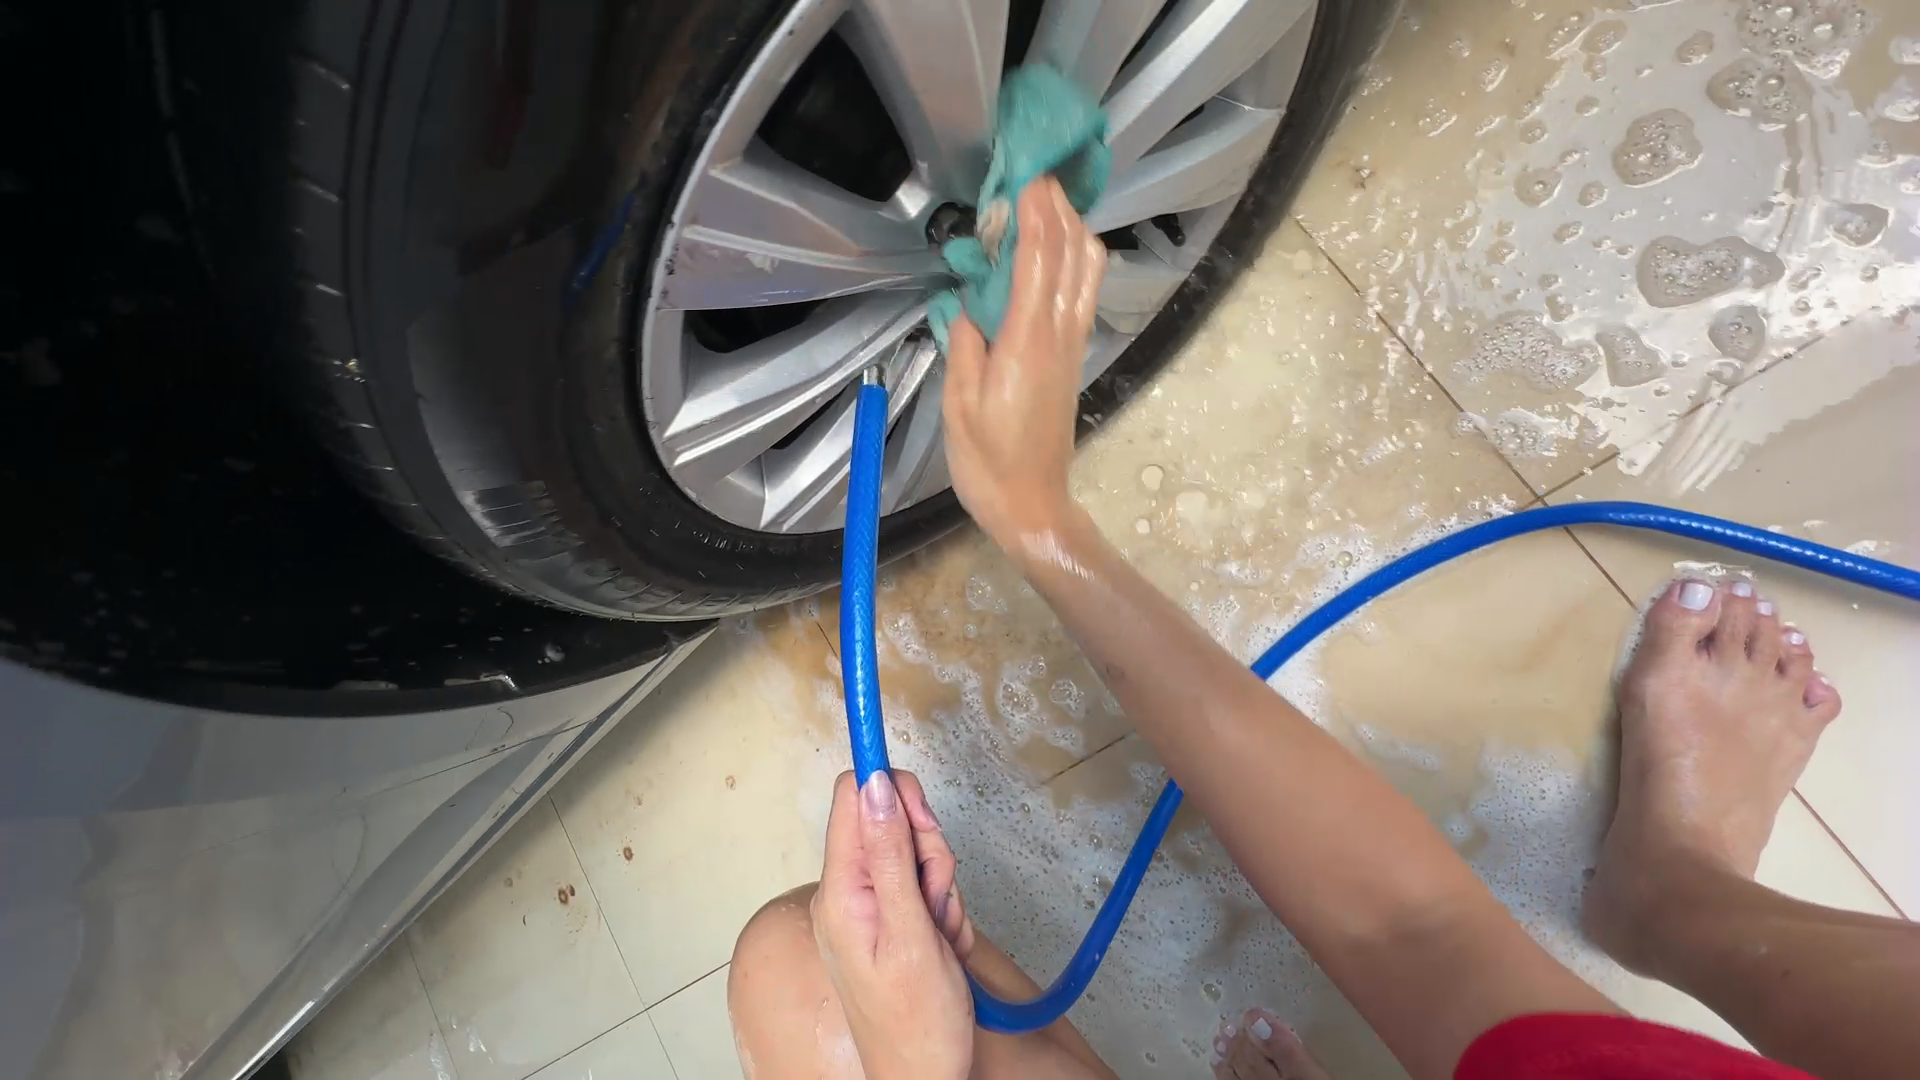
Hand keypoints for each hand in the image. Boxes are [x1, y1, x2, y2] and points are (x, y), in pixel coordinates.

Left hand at [812, 769, 975, 1079]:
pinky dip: (940, 902)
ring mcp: (868, 900)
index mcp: (841, 887)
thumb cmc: (918, 1021)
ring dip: (938, 881)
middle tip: (936, 896)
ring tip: (940, 930)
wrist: (925, 1079)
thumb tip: (875, 783)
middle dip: (927, 848)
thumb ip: (890, 855)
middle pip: (890, 818)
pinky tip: (942, 939)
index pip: (854, 796)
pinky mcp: (888, 913)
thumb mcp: (910, 935)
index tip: (926, 819)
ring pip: (913, 848)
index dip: (892, 790)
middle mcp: (847, 886)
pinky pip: (921, 880)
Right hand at [942, 176, 1105, 550]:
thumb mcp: (960, 405)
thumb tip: (968, 306)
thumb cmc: (988, 462)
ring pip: (1087, 273)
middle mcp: (1059, 335)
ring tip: (1046, 208)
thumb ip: (964, 346)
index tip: (1027, 174)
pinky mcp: (1074, 361)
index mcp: (1027, 341)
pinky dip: (1075, 263)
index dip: (1036, 211)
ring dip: (1073, 232)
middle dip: (1059, 209)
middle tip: (1036, 178)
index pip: (1040, 258)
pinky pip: (1083, 296)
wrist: (1032, 505)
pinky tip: (1056, 256)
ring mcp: (1072, 347)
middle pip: (1073, 255)